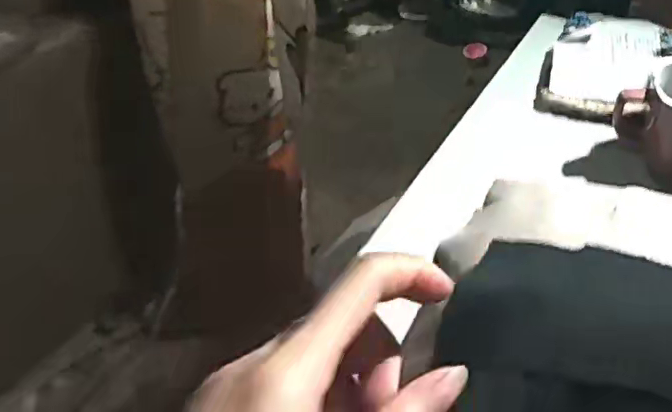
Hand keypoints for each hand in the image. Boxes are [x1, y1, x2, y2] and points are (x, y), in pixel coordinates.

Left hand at [188, 253, 467, 411]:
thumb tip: (453, 374)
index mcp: (283, 366)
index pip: (365, 277)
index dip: (415, 273)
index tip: (446, 299)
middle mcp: (247, 365)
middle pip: (343, 319)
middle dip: (380, 356)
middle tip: (387, 411)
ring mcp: (218, 393)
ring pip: (313, 351)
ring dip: (350, 380)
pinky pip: (279, 380)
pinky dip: (315, 396)